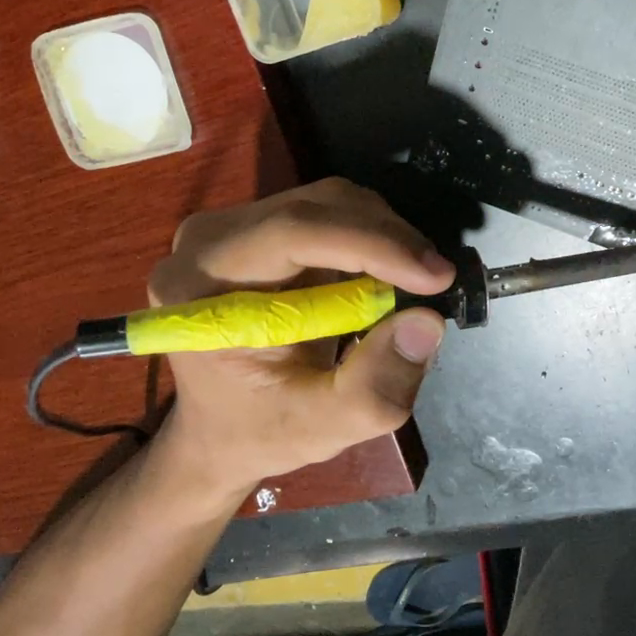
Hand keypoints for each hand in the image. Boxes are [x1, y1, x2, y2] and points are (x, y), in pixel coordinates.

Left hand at [144, 179, 455, 501]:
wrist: (222, 429)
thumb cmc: (259, 431)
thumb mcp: (320, 428)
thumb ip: (373, 387)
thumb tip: (427, 320)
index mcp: (198, 285)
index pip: (290, 233)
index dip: (370, 244)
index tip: (435, 276)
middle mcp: (210, 240)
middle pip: (317, 206)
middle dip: (388, 239)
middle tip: (437, 282)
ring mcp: (237, 228)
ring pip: (334, 203)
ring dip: (386, 239)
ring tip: (412, 288)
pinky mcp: (268, 227)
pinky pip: (336, 214)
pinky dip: (375, 241)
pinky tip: (388, 280)